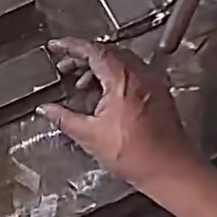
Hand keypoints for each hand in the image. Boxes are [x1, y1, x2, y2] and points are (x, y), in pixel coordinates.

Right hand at [37, 38, 202, 193]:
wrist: (169, 170)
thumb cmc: (137, 154)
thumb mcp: (89, 135)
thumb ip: (63, 118)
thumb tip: (46, 110)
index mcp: (123, 80)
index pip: (94, 51)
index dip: (71, 46)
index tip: (57, 46)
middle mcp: (141, 76)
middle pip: (108, 53)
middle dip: (83, 57)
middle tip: (65, 66)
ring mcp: (152, 83)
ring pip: (120, 63)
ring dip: (98, 68)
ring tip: (80, 85)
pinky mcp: (157, 94)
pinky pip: (132, 74)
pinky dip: (112, 78)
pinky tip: (102, 97)